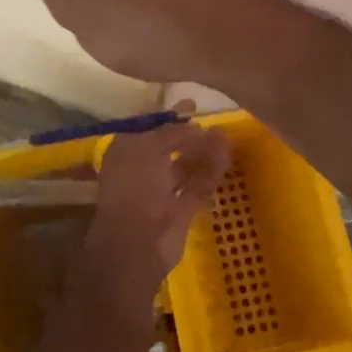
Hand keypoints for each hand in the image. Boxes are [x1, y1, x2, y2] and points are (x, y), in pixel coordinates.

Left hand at [83, 119, 230, 292]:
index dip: (167, 116)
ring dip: (203, 152)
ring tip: (224, 136)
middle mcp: (140, 169)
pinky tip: (226, 157)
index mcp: (125, 151)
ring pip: (184, 166)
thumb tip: (194, 125)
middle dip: (188, 134)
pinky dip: (210, 172)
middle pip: (167, 146)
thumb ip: (171, 133)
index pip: (146, 127)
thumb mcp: (149, 149)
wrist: (136, 245)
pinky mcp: (178, 211)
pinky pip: (196, 186)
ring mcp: (159, 191)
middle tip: (212, 121)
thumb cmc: (135, 188)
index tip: (191, 105)